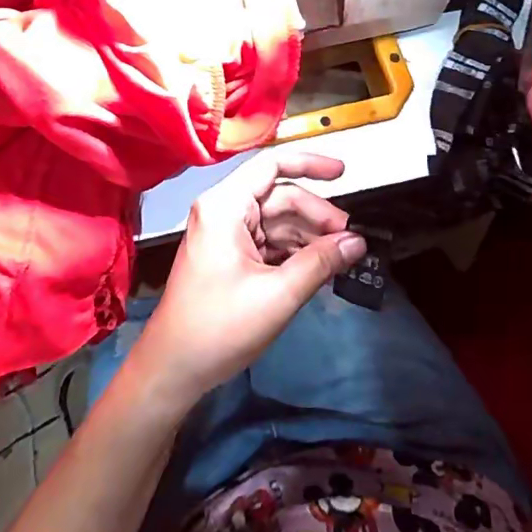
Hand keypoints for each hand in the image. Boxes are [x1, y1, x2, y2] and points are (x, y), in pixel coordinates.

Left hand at [131, 153, 367, 403]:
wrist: (174, 368)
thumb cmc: (218, 327)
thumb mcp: (277, 294)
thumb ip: (320, 262)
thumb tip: (357, 242)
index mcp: (225, 206)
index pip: (271, 164)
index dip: (309, 163)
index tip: (343, 172)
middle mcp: (224, 210)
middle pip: (280, 196)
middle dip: (318, 216)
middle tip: (352, 241)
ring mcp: (227, 233)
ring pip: (279, 220)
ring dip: (311, 237)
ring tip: (343, 257)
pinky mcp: (231, 255)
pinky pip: (270, 241)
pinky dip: (296, 252)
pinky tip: (321, 268)